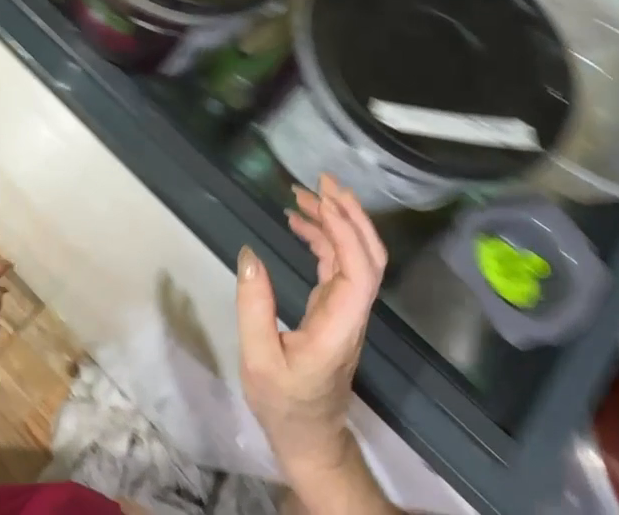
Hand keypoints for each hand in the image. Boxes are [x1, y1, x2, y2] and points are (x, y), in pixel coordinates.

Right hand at [236, 175, 387, 475]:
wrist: (308, 438)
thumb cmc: (284, 403)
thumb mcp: (258, 360)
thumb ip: (254, 307)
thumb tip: (249, 255)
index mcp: (340, 324)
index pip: (359, 268)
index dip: (345, 230)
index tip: (320, 199)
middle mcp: (352, 312)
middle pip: (369, 255)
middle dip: (350, 214)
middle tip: (320, 181)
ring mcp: (346, 310)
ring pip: (355, 256)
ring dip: (335, 221)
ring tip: (302, 194)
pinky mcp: (335, 310)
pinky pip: (338, 265)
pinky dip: (323, 238)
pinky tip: (299, 224)